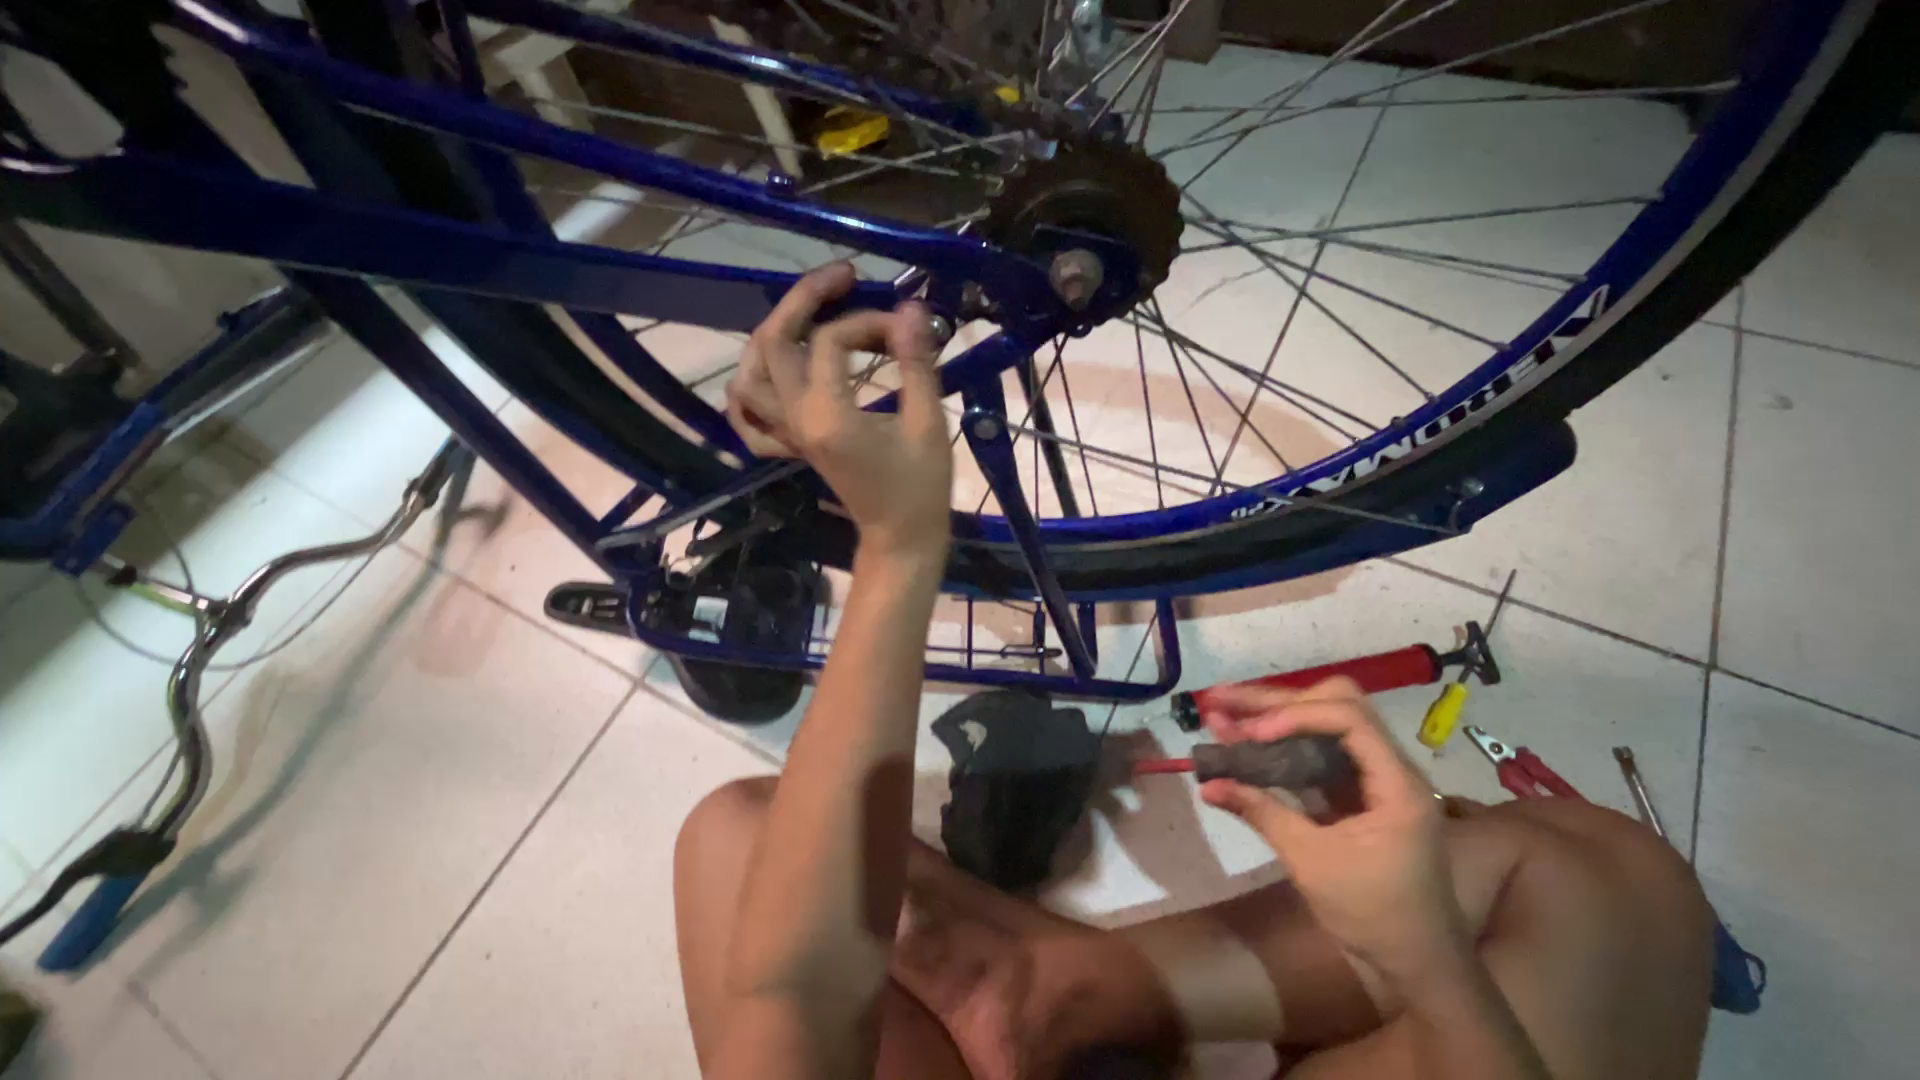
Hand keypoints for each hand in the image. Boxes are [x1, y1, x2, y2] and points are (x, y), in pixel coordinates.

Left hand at [726, 263, 952, 560]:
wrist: (901, 537)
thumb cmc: (921, 487)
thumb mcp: (928, 424)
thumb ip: (917, 364)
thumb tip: (911, 307)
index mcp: (827, 415)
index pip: (830, 340)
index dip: (868, 321)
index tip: (906, 329)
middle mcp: (796, 420)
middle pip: (774, 342)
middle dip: (805, 299)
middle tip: (843, 277)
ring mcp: (788, 434)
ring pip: (750, 376)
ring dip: (771, 337)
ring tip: (807, 316)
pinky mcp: (791, 446)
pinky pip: (749, 420)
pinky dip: (749, 394)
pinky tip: (770, 377)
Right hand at [1197, 678, 1468, 997]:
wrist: (1416, 963)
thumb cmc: (1373, 913)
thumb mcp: (1312, 862)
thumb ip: (1263, 813)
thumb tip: (1209, 785)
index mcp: (1396, 782)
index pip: (1348, 717)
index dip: (1295, 715)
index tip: (1253, 734)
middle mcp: (1390, 768)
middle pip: (1333, 706)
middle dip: (1275, 702)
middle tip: (1222, 701)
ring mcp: (1373, 778)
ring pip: (1322, 725)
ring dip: (1273, 718)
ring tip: (1220, 715)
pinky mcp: (1356, 793)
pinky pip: (1317, 753)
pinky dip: (1281, 746)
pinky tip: (1244, 745)